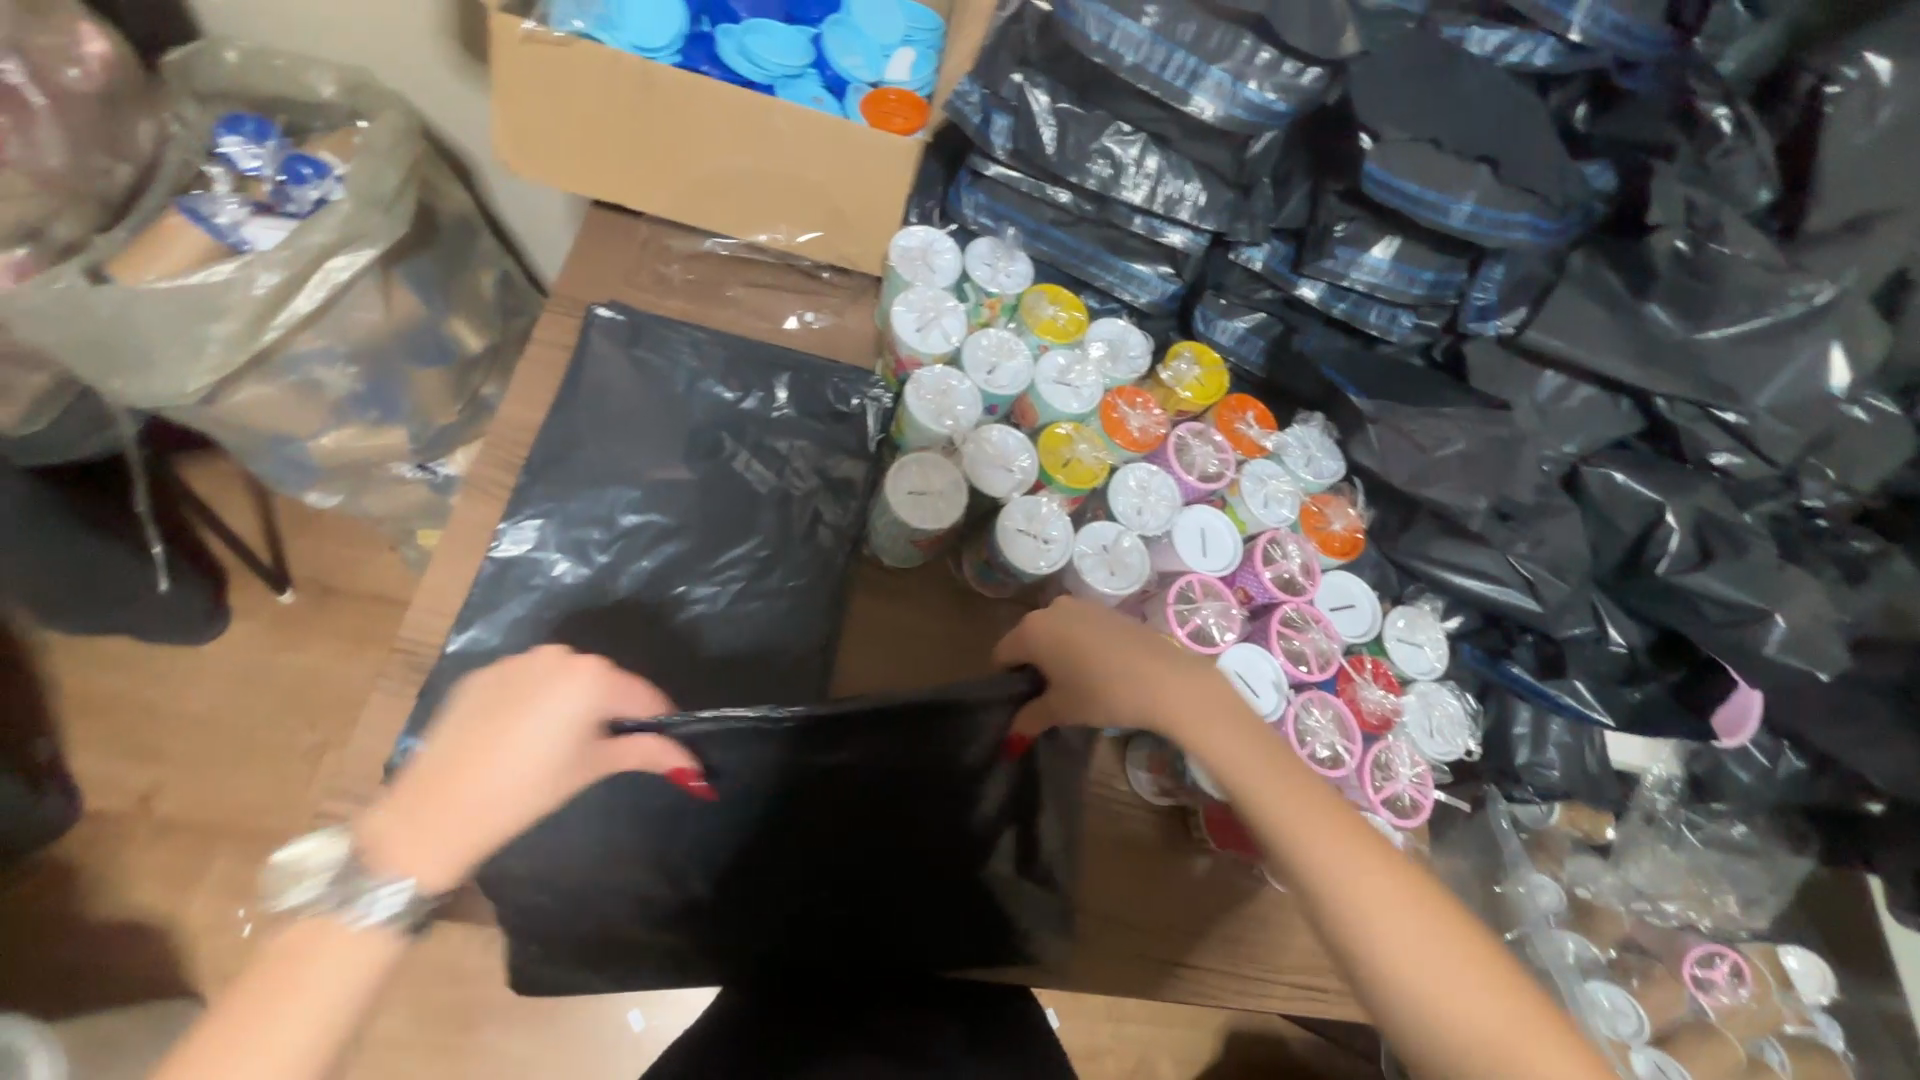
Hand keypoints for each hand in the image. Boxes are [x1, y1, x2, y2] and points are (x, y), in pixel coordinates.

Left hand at [356, 646, 705, 892]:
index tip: (657, 746)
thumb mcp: (594, 768)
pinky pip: (528, 681)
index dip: (657, 722)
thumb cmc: (528, 789)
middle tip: (601, 750)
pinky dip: (535, 701)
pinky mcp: (483, 674)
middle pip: (606, 681)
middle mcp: (560, 655)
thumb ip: (650, 754)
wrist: (435, 809)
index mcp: (595, 676)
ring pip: (565, 679)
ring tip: (557, 744)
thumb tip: (697, 768)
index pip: (645, 696)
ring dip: (573, 702)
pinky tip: (520, 736)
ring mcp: (517, 660)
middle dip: (612, 710)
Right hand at [992, 596, 1249, 745]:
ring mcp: (1081, 605)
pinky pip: (1079, 627)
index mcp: (1031, 630)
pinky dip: (1079, 645)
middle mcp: (1051, 609)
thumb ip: (1030, 717)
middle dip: (1031, 665)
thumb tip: (1012, 733)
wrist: (1166, 679)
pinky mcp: (1107, 609)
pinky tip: (1098, 669)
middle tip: (1047, 696)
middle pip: (1027, 639)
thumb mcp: (1062, 710)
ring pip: (1054, 631)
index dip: (1006, 681)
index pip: (1001, 655)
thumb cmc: (1103, 693)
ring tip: (1074, 683)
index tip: (1021, 702)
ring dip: (1056, 654)